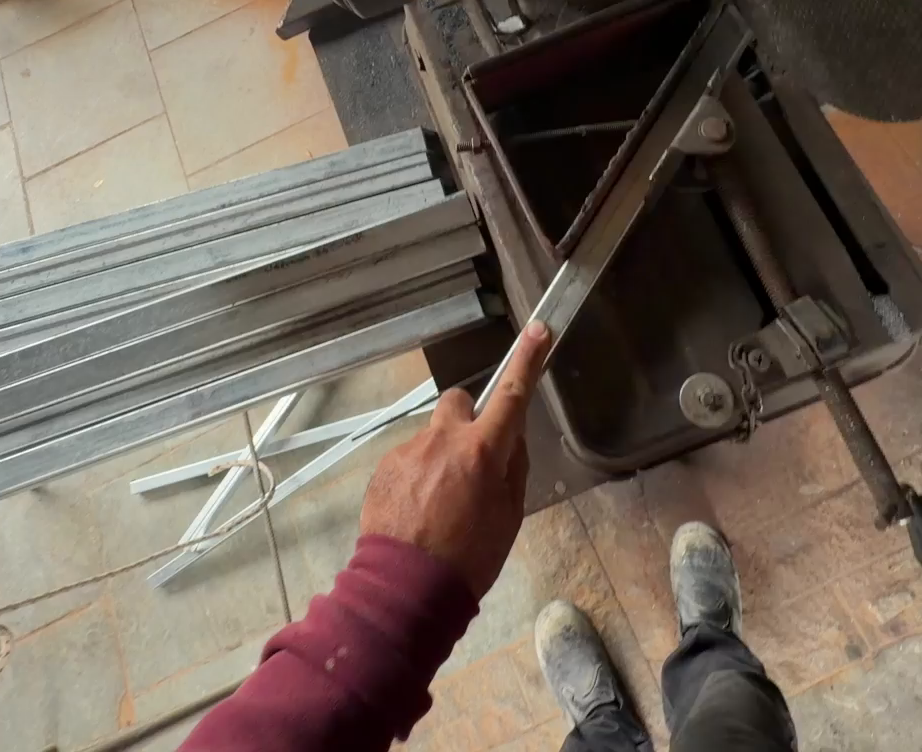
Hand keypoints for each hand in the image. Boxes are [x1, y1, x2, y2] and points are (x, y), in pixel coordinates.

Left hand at [359, 320, 551, 596]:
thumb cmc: (469, 558)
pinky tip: (415, 512)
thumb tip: (511, 436)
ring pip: (432, 436)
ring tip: (437, 505)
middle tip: (469, 457)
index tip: (538, 329)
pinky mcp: (384, 466)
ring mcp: (409, 450)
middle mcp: (443, 439)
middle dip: (467, 419)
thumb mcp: (509, 516)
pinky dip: (416, 476)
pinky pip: (409, 458)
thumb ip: (513, 467)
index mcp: (482, 451)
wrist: (403, 592)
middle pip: (458, 401)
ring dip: (439, 456)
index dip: (527, 359)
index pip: (511, 394)